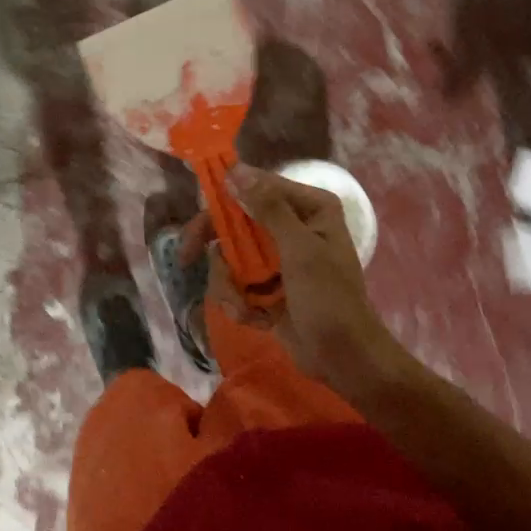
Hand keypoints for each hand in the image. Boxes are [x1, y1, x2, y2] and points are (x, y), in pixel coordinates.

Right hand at [204, 164, 404, 394]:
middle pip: (238, 220)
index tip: (198, 216)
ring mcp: (279, 255)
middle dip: (219, 248)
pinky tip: (255, 319)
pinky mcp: (269, 284)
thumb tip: (236, 170)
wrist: (344, 360)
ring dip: (230, 283)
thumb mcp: (300, 250)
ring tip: (244, 307)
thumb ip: (268, 208)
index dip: (225, 198)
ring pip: (232, 254)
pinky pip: (238, 281)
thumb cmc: (329, 299)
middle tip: (186, 255)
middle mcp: (294, 224)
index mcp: (309, 207)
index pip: (258, 186)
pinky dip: (240, 302)